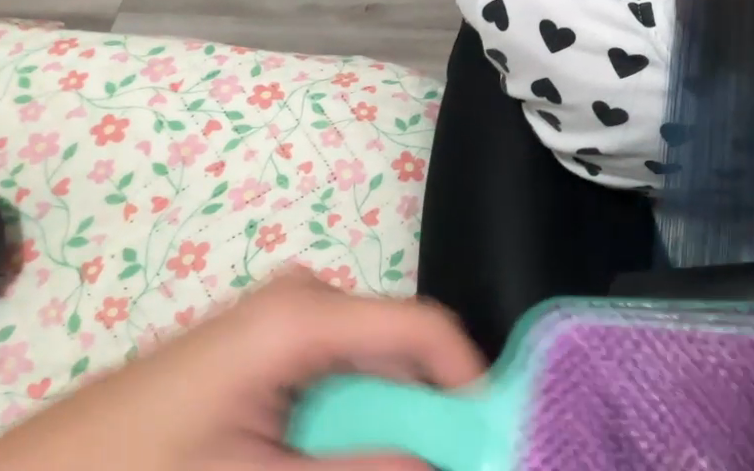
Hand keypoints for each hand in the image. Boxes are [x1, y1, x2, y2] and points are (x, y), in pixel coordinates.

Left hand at [0, 269, 484, 470]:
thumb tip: (442, 464)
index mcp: (303, 317)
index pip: (424, 329)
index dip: (468, 383)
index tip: (489, 445)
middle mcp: (303, 300)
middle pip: (400, 352)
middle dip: (421, 418)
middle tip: (425, 468)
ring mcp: (282, 320)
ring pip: (370, 371)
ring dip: (381, 427)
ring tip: (373, 468)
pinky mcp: (265, 345)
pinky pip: (335, 379)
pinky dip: (345, 425)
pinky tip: (320, 461)